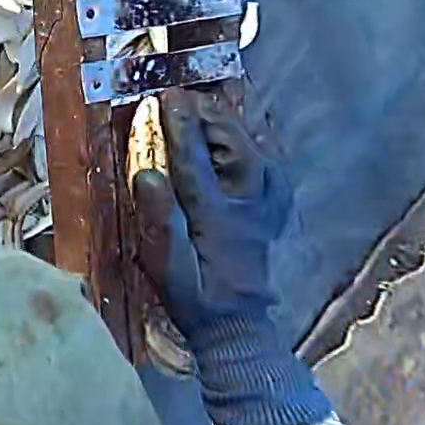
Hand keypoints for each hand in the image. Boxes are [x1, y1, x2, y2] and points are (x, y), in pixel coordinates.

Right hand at [132, 85, 330, 424]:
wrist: (237, 329)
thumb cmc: (193, 297)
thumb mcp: (165, 267)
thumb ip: (159, 221)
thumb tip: (149, 174)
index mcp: (216, 221)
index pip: (195, 162)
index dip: (180, 127)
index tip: (167, 96)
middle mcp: (248, 210)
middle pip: (238, 151)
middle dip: (212, 118)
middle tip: (188, 98)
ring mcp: (266, 213)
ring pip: (260, 157)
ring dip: (235, 129)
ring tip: (210, 111)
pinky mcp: (274, 217)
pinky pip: (274, 172)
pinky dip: (258, 148)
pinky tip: (244, 140)